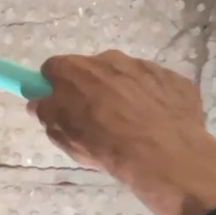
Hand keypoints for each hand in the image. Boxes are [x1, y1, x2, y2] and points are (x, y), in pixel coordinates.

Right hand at [28, 51, 215, 214]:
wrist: (164, 155)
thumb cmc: (102, 143)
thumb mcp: (61, 134)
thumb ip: (46, 112)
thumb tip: (40, 102)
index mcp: (74, 69)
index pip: (53, 68)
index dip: (53, 85)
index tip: (58, 103)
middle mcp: (108, 59)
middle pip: (90, 69)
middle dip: (89, 87)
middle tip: (94, 115)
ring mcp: (145, 67)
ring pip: (124, 75)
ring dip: (121, 90)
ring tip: (129, 121)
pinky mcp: (175, 79)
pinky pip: (155, 85)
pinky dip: (151, 98)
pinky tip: (155, 121)